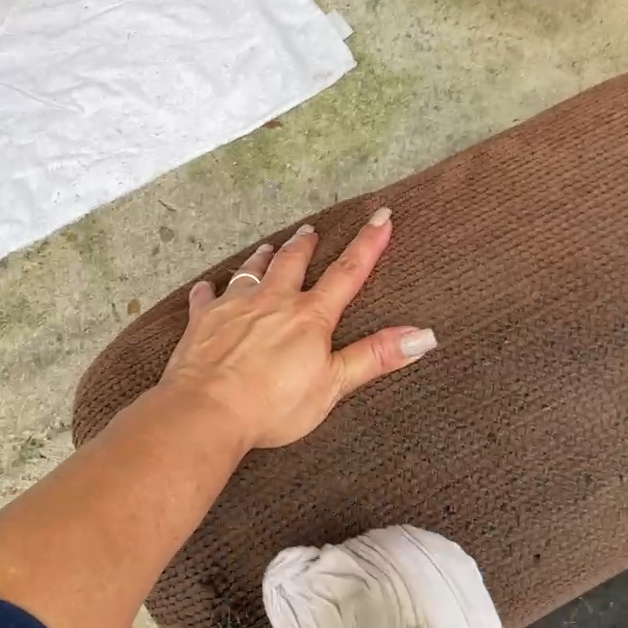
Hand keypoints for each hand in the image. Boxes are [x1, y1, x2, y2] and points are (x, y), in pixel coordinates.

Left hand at [156, 207, 433, 450]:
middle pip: (292, 261)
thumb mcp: (333, 384)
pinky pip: (206, 295)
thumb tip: (424, 335)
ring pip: (251, 270)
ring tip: (267, 246)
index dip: (368, 244)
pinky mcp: (203, 319)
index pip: (347, 272)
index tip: (382, 217)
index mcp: (310, 316)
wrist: (208, 410)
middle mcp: (272, 300)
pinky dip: (210, 289)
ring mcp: (234, 306)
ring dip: (262, 257)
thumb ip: (375, 356)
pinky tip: (208, 286)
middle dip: (305, 244)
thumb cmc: (274, 405)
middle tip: (310, 230)